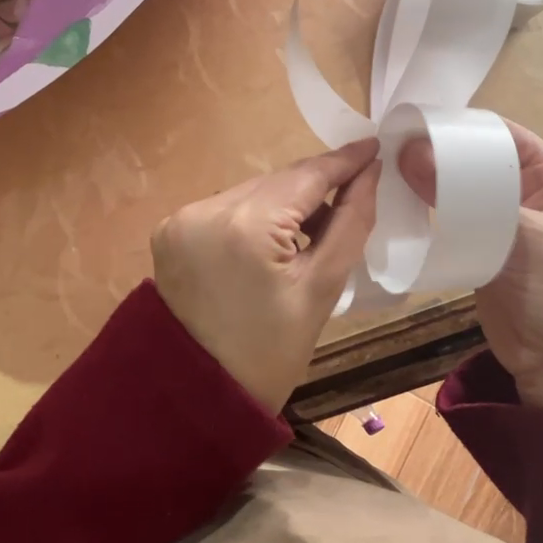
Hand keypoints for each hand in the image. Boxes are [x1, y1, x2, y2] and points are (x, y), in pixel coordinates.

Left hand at [152, 141, 381, 411]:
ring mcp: (181, 220)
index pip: (304, 177)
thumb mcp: (321, 290)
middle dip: (312, 188)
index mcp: (245, 225)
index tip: (373, 148)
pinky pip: (223, 211)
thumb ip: (349, 223)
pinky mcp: (169, 233)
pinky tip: (272, 240)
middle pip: (274, 183)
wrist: (201, 393)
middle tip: (353, 194)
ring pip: (248, 194)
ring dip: (281, 204)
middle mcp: (205, 210)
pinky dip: (251, 218)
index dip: (342, 162)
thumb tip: (369, 174)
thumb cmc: (271, 352)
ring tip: (314, 226)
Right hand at [400, 122, 542, 410]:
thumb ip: (468, 194)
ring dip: (421, 190)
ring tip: (377, 180)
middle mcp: (524, 195)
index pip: (498, 135)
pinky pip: (446, 230)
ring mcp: (499, 228)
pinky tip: (391, 216)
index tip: (405, 124)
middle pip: (470, 164)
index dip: (454, 127)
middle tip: (380, 153)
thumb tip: (408, 150)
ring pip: (453, 197)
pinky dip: (422, 223)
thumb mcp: (526, 237)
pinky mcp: (477, 258)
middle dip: (430, 158)